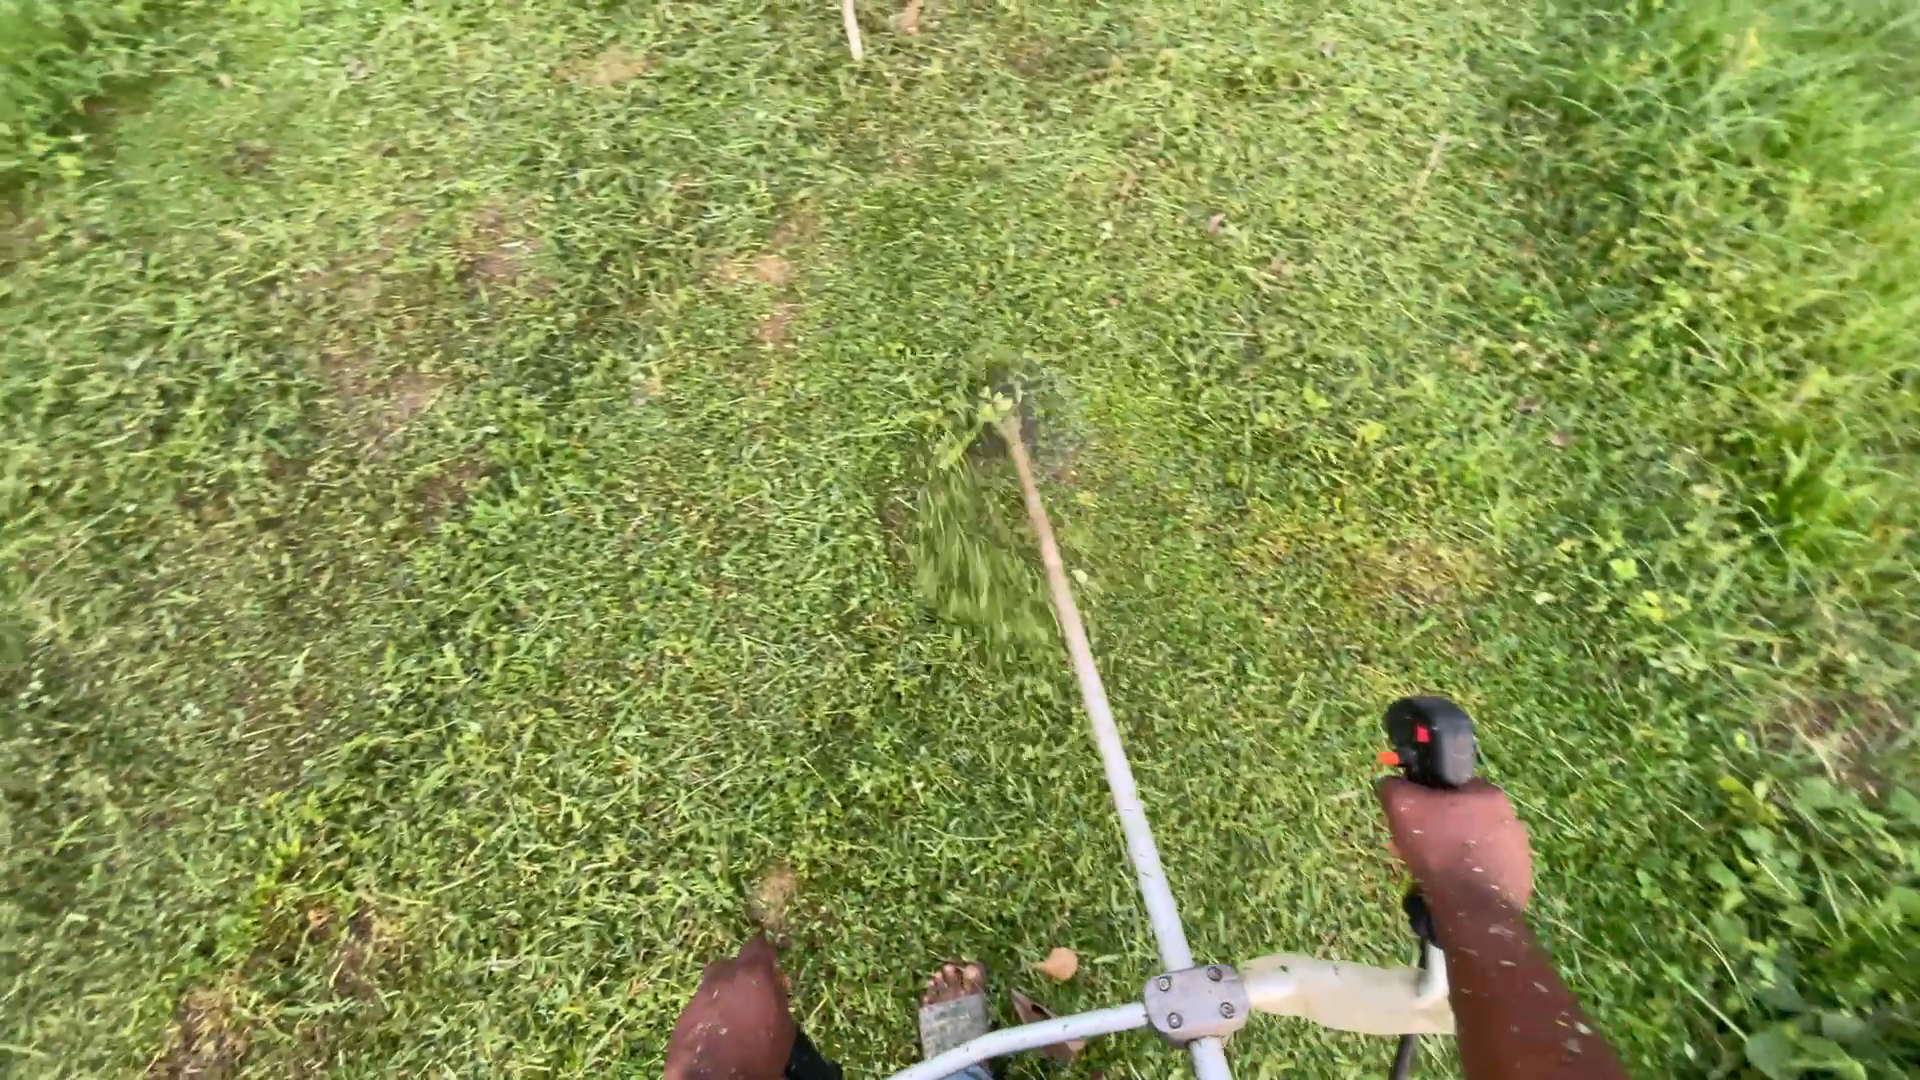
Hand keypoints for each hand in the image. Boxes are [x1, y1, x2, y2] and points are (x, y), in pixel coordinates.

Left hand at [665, 936, 795, 1079]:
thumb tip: (774, 986)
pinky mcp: (681, 1020)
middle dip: (736, 977)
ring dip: (719, 997)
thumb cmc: (759, 1056)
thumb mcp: (783, 1027)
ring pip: (710, 988)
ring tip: (727, 1019)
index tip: (767, 965)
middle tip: (745, 997)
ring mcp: (699, 997)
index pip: (758, 945)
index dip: (762, 954)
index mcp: (753, 973)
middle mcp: (723, 978)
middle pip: (729, 966)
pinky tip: (711, 1035)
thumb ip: (777, 998)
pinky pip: (696, 1010)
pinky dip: (704, 1018)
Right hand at [1376, 777, 1532, 909]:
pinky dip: (1465, 870)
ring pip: (1470, 841)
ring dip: (1448, 848)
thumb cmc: (1437, 847)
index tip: (1410, 817)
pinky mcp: (1519, 878)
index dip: (1424, 799)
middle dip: (1434, 827)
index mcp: (1489, 794)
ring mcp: (1519, 851)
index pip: (1449, 786)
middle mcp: (1511, 817)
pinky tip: (1449, 881)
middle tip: (1413, 844)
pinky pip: (1483, 865)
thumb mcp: (1400, 805)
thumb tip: (1394, 785)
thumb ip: (1394, 785)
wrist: (1472, 907)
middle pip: (1459, 815)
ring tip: (1427, 866)